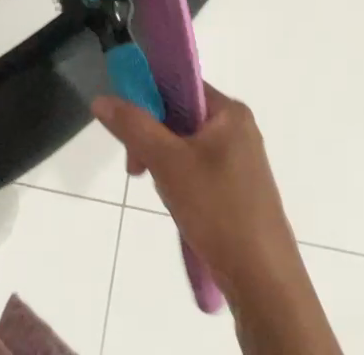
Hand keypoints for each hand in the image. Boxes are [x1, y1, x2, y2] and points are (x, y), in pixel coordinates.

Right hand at [91, 83, 297, 305]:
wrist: (263, 279)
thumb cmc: (217, 210)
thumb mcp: (167, 162)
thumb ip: (133, 125)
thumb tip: (101, 99)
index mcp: (230, 112)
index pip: (179, 83)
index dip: (148, 98)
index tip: (127, 126)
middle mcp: (239, 129)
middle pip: (180, 115)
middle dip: (151, 138)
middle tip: (137, 169)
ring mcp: (241, 161)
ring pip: (185, 145)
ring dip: (163, 162)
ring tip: (160, 191)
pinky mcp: (239, 189)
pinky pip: (198, 169)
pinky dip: (180, 180)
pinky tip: (176, 204)